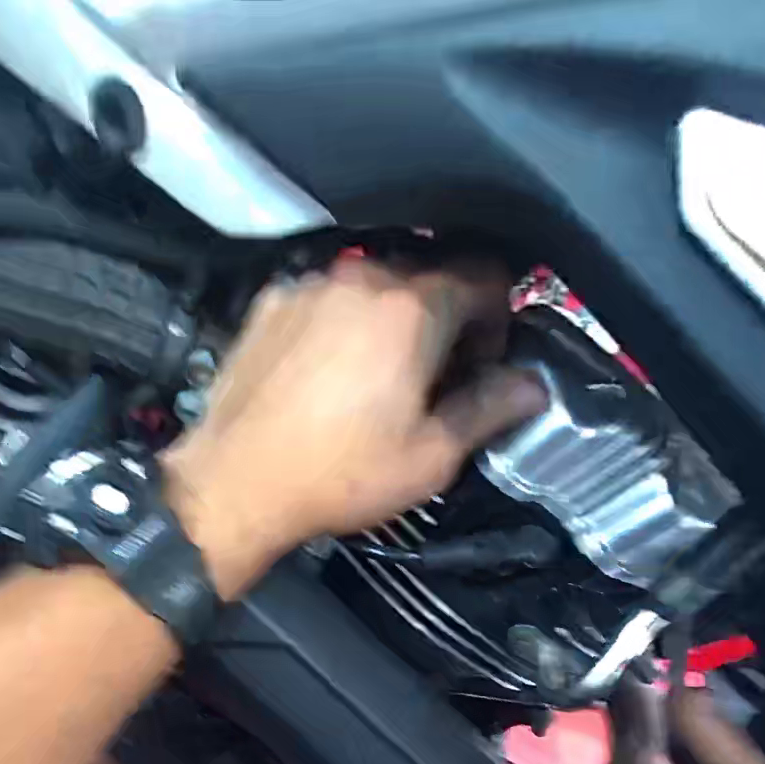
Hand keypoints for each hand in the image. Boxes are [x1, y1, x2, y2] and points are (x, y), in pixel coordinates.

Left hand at [162, 259, 545, 598]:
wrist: (235, 484)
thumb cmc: (337, 477)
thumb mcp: (429, 457)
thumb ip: (489, 410)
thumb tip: (530, 385)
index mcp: (411, 309)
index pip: (486, 278)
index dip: (499, 320)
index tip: (482, 364)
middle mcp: (359, 280)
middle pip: (427, 279)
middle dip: (444, 322)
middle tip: (431, 380)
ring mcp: (307, 288)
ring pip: (372, 288)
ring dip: (389, 323)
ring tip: (374, 380)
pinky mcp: (269, 305)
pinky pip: (324, 300)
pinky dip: (339, 324)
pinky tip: (325, 373)